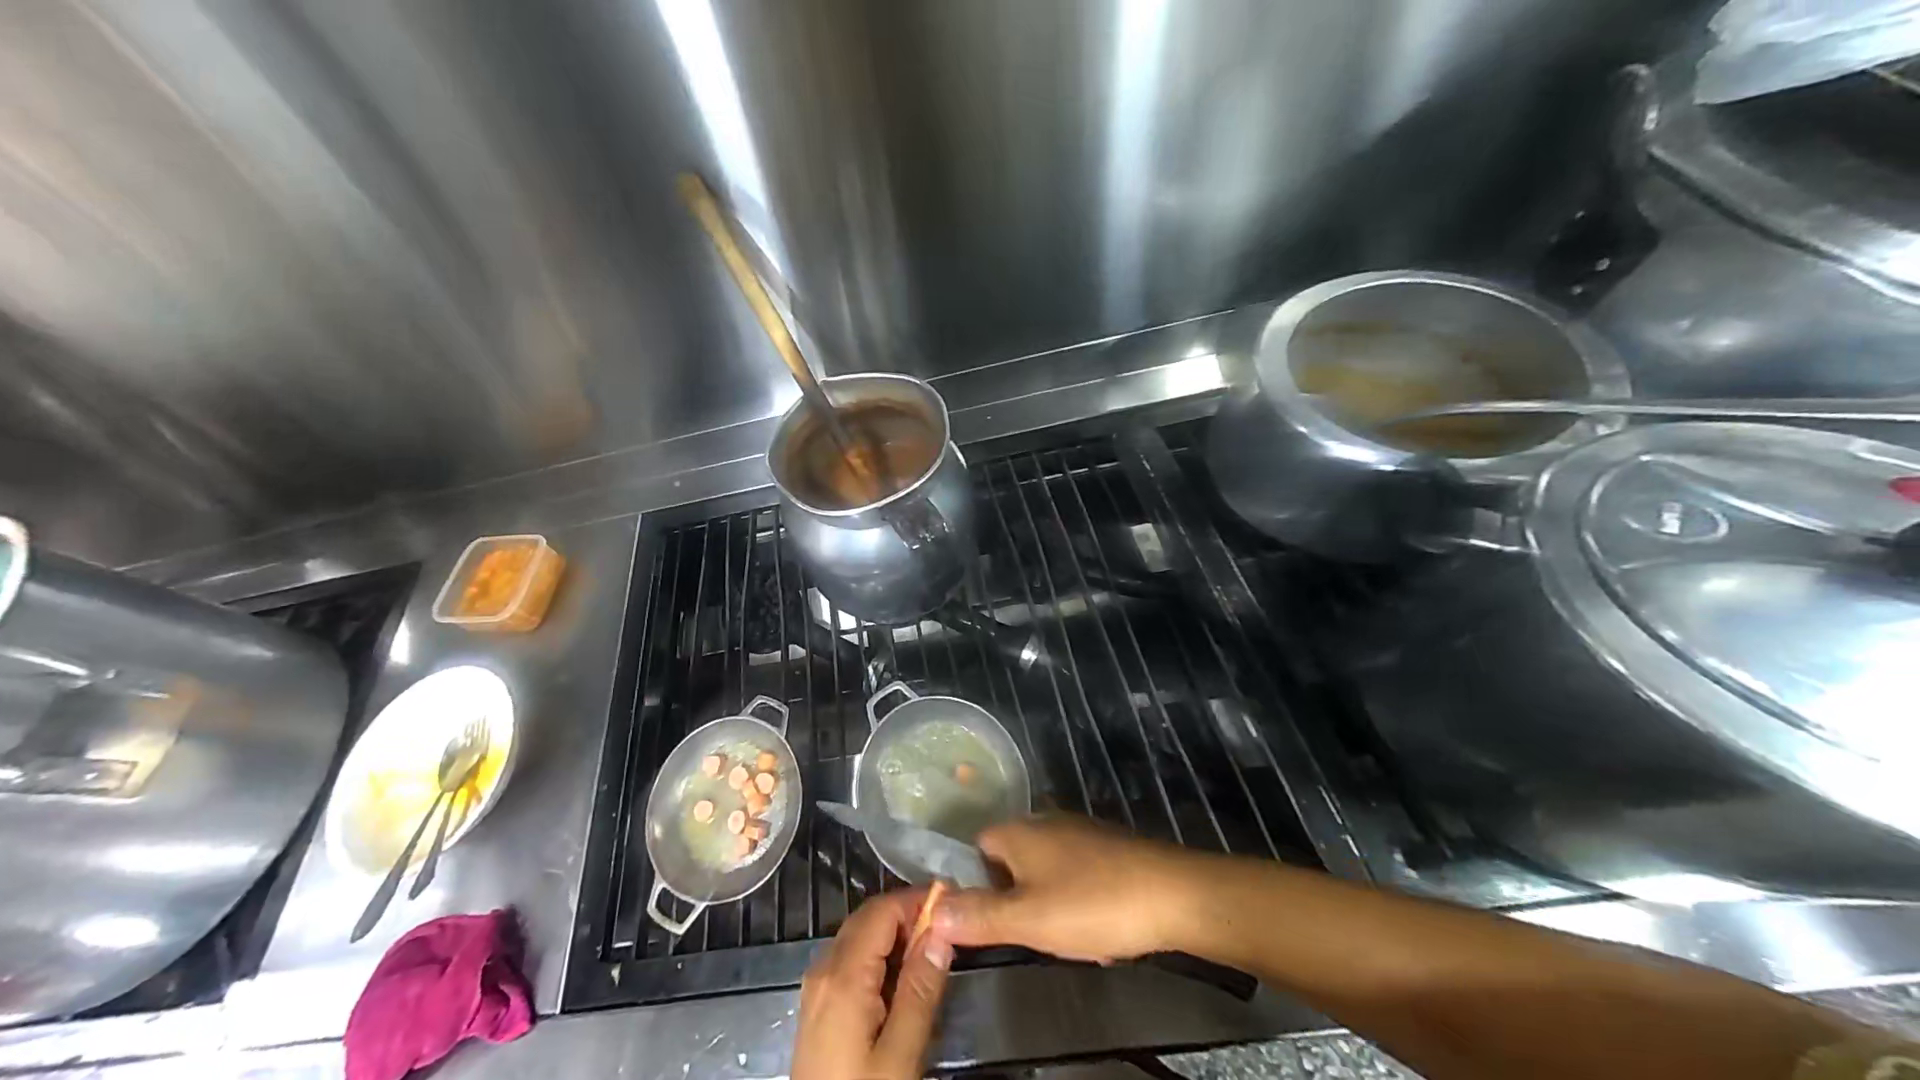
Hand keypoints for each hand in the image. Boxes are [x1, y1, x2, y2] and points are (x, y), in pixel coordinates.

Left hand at [792, 889, 952, 1079]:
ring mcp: (816, 986)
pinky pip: (850, 960)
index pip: (882, 911)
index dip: (916, 901)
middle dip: (907, 914)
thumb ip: (920, 988)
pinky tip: (902, 978)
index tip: (953, 904)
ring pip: (858, 937)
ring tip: (932, 951)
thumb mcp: (901, 1054)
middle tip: (947, 927)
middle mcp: (823, 969)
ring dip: (894, 935)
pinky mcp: (817, 1005)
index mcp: (843, 975)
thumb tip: (942, 930)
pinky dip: (878, 955)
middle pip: (868, 919)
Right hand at [932, 815, 1201, 962]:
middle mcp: (1045, 822)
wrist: (1174, 895)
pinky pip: (1076, 874)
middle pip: (1011, 858)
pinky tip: (1095, 927)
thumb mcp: (1027, 919)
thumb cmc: (1092, 905)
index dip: (974, 881)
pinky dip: (1077, 899)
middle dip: (1014, 897)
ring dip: (1047, 903)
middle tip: (1025, 933)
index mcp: (1019, 832)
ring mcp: (1080, 832)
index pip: (976, 845)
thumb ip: (977, 916)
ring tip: (1063, 936)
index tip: (984, 917)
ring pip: (1045, 870)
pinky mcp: (1108, 848)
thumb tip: (931, 910)